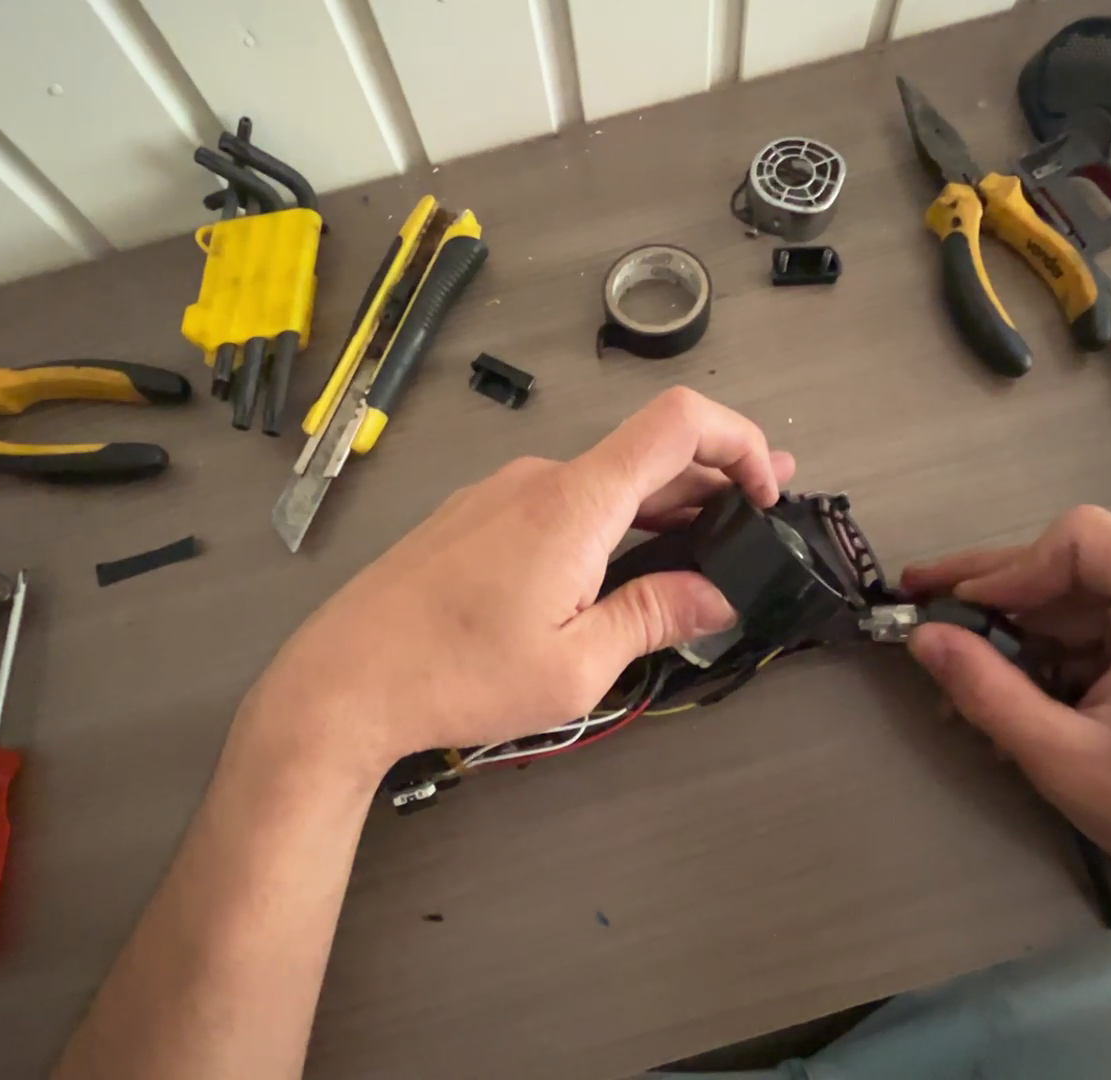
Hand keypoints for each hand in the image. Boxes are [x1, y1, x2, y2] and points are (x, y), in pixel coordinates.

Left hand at [241, 388, 792, 775]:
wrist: (343, 678)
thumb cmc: (459, 675)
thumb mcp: (575, 665)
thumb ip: (654, 618)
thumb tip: (716, 597)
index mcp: (576, 503)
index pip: (678, 423)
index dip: (739, 439)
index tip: (767, 490)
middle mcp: (542, 478)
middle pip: (648, 454)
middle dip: (715, 481)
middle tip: (761, 513)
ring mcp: (504, 491)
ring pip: (605, 482)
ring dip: (661, 507)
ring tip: (705, 544)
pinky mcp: (480, 514)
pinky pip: (564, 501)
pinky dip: (610, 521)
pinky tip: (620, 562)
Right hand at [900, 506, 1110, 923]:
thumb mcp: (1065, 757)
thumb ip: (985, 690)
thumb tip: (921, 636)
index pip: (1082, 539)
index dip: (1010, 567)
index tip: (959, 609)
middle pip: (1077, 570)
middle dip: (995, 595)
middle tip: (920, 602)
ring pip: (1084, 610)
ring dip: (1018, 640)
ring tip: (960, 680)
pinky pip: (1105, 642)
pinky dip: (1054, 664)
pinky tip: (1016, 702)